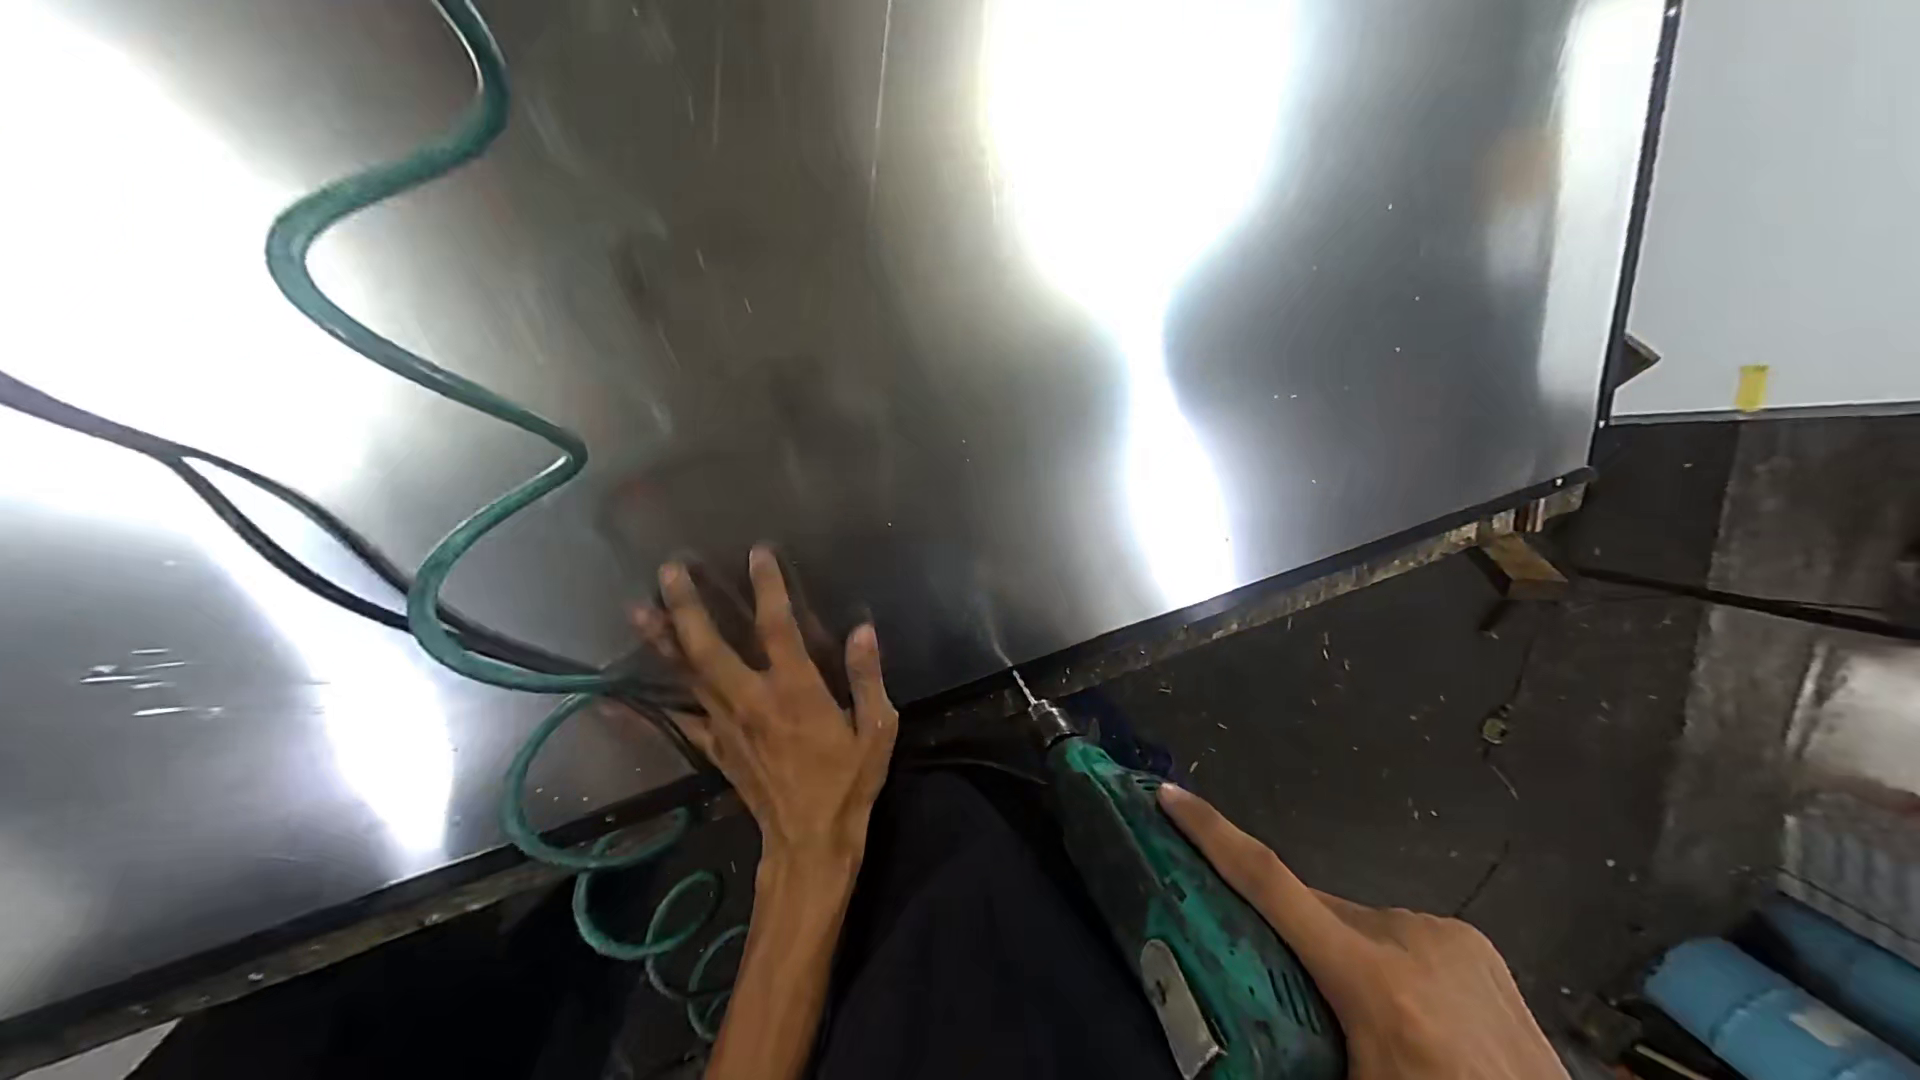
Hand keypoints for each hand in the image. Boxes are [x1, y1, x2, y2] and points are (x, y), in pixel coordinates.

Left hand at [633, 546, 897, 869]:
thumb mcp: (877, 728)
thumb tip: (862, 630)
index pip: (777, 627)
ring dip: (661, 640)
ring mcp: (726, 725)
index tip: (757, 553)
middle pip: (710, 647)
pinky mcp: (713, 748)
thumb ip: (867, 677)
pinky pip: (675, 724)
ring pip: (686, 676)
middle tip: (669, 571)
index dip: (767, 587)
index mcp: (796, 690)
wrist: (810, 841)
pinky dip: (641, 709)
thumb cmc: (848, 782)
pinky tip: (610, 696)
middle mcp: (752, 700)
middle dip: (688, 606)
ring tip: (636, 609)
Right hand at [1157, 784, 1568, 1079]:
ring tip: (1348, 1010)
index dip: (1212, 834)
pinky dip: (1377, 954)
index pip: (1270, 883)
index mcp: (1374, 983)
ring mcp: (1449, 935)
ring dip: (1333, 947)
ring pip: (1351, 919)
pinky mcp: (1476, 942)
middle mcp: (1409, 938)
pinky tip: (1400, 1007)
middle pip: (1310, 906)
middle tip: (1267, 972)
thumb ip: (1285, 1047)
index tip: (1169, 795)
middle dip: (1283, 928)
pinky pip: (1395, 931)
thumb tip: (1220, 1030)